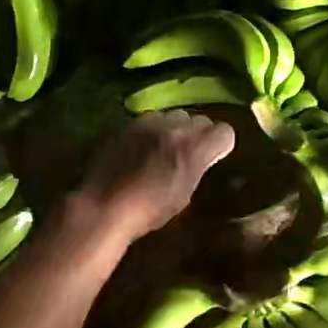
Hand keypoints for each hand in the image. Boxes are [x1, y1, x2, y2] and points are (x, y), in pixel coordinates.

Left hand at [71, 110, 234, 244]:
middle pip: (198, 120)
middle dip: (196, 135)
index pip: (224, 132)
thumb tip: (198, 160)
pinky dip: (148, 132)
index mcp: (195, 148)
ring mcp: (147, 122)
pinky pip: (146, 121)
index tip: (211, 157)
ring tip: (160, 150)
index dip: (219, 145)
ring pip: (171, 115)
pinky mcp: (125, 124)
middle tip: (185, 155)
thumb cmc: (147, 212)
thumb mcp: (183, 196)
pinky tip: (138, 150)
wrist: (103, 205)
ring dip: (171, 129)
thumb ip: (196, 169)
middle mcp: (174, 127)